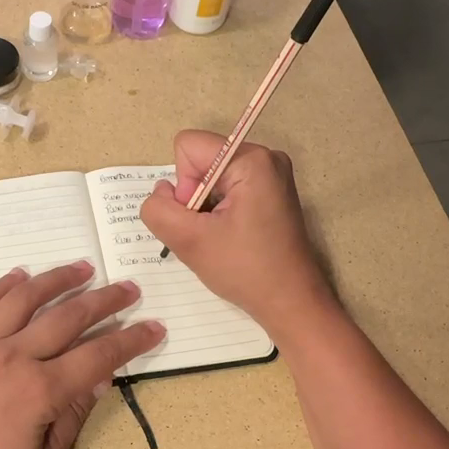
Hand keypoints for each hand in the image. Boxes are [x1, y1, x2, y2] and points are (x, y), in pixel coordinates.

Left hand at [0, 261, 163, 448]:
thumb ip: (72, 420)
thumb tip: (98, 380)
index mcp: (38, 393)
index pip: (98, 356)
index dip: (131, 340)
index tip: (154, 326)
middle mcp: (9, 358)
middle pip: (67, 317)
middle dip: (104, 300)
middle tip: (128, 287)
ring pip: (23, 299)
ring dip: (56, 279)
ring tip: (82, 268)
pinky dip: (1, 286)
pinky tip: (20, 277)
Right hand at [140, 129, 333, 331]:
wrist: (290, 302)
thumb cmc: (245, 270)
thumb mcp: (188, 240)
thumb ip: (158, 209)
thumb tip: (161, 192)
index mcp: (251, 159)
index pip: (188, 147)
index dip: (183, 185)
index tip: (202, 217)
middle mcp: (265, 158)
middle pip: (200, 161)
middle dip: (194, 198)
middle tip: (211, 232)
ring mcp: (271, 175)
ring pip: (210, 178)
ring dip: (205, 209)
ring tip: (222, 237)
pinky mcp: (271, 193)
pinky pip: (227, 189)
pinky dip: (219, 212)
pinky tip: (231, 237)